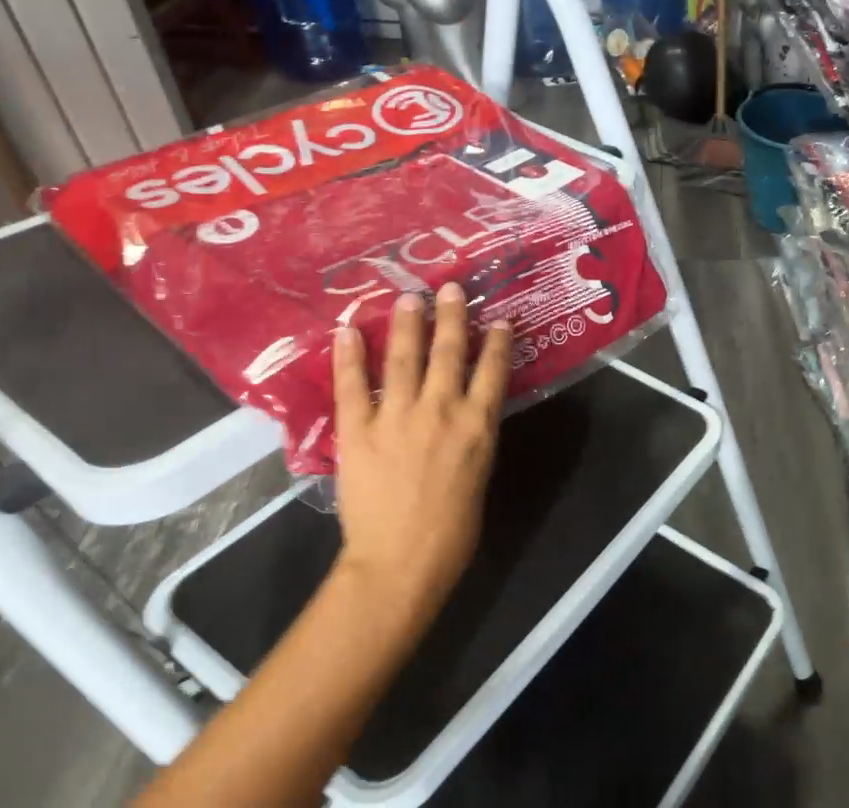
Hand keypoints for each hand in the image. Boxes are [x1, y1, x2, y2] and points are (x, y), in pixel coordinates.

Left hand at [329, 282, 512, 618]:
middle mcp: (442, 409)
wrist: (402, 560)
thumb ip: (475, 436)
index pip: (493, 370)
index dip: (498, 341)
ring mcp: (398, 416)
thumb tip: (469, 413)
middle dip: (452, 316)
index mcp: (479, 424)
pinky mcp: (358, 431)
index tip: (499, 319)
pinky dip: (350, 356)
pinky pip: (352, 386)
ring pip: (405, 359)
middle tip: (450, 287)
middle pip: (450, 352)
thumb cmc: (454, 529)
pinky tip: (348, 330)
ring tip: (409, 298)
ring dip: (408, 325)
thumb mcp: (481, 473)